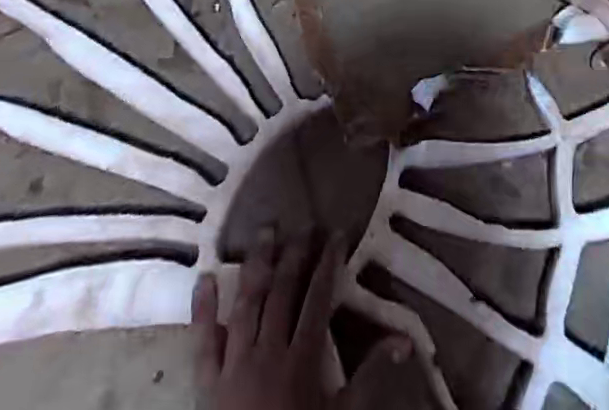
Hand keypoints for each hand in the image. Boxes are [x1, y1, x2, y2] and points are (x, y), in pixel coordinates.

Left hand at [193, 230, 409, 409]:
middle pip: (282, 293)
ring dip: (256, 266)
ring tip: (265, 233)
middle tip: (304, 226)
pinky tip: (205, 278)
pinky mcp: (206, 382)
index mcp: (302, 358)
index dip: (328, 264)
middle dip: (295, 256)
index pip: (318, 298)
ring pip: (246, 305)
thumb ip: (370, 374)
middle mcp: (268, 352)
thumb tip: (406, 340)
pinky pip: (203, 341)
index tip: (336, 235)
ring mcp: (234, 365)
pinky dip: (203, 309)